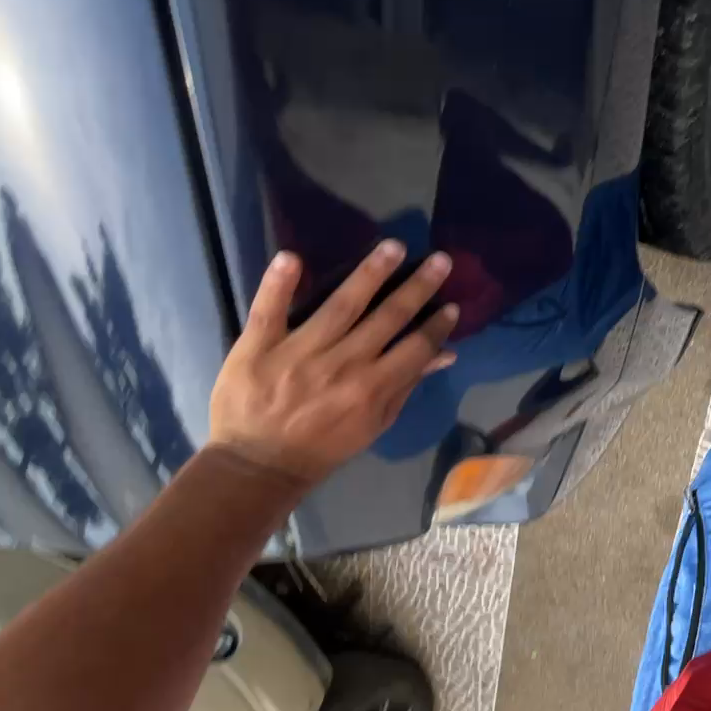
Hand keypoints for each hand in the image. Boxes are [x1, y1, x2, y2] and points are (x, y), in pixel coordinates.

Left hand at [209, 241, 459, 482]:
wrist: (258, 463)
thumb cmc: (326, 444)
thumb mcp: (376, 422)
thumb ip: (407, 384)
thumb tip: (444, 354)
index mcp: (373, 386)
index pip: (416, 346)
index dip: (437, 324)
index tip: (452, 303)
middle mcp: (343, 364)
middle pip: (388, 317)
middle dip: (417, 287)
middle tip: (439, 259)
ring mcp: (299, 352)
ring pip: (341, 305)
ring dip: (370, 273)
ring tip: (392, 247)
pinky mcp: (258, 347)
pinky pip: (269, 310)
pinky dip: (279, 284)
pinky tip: (292, 257)